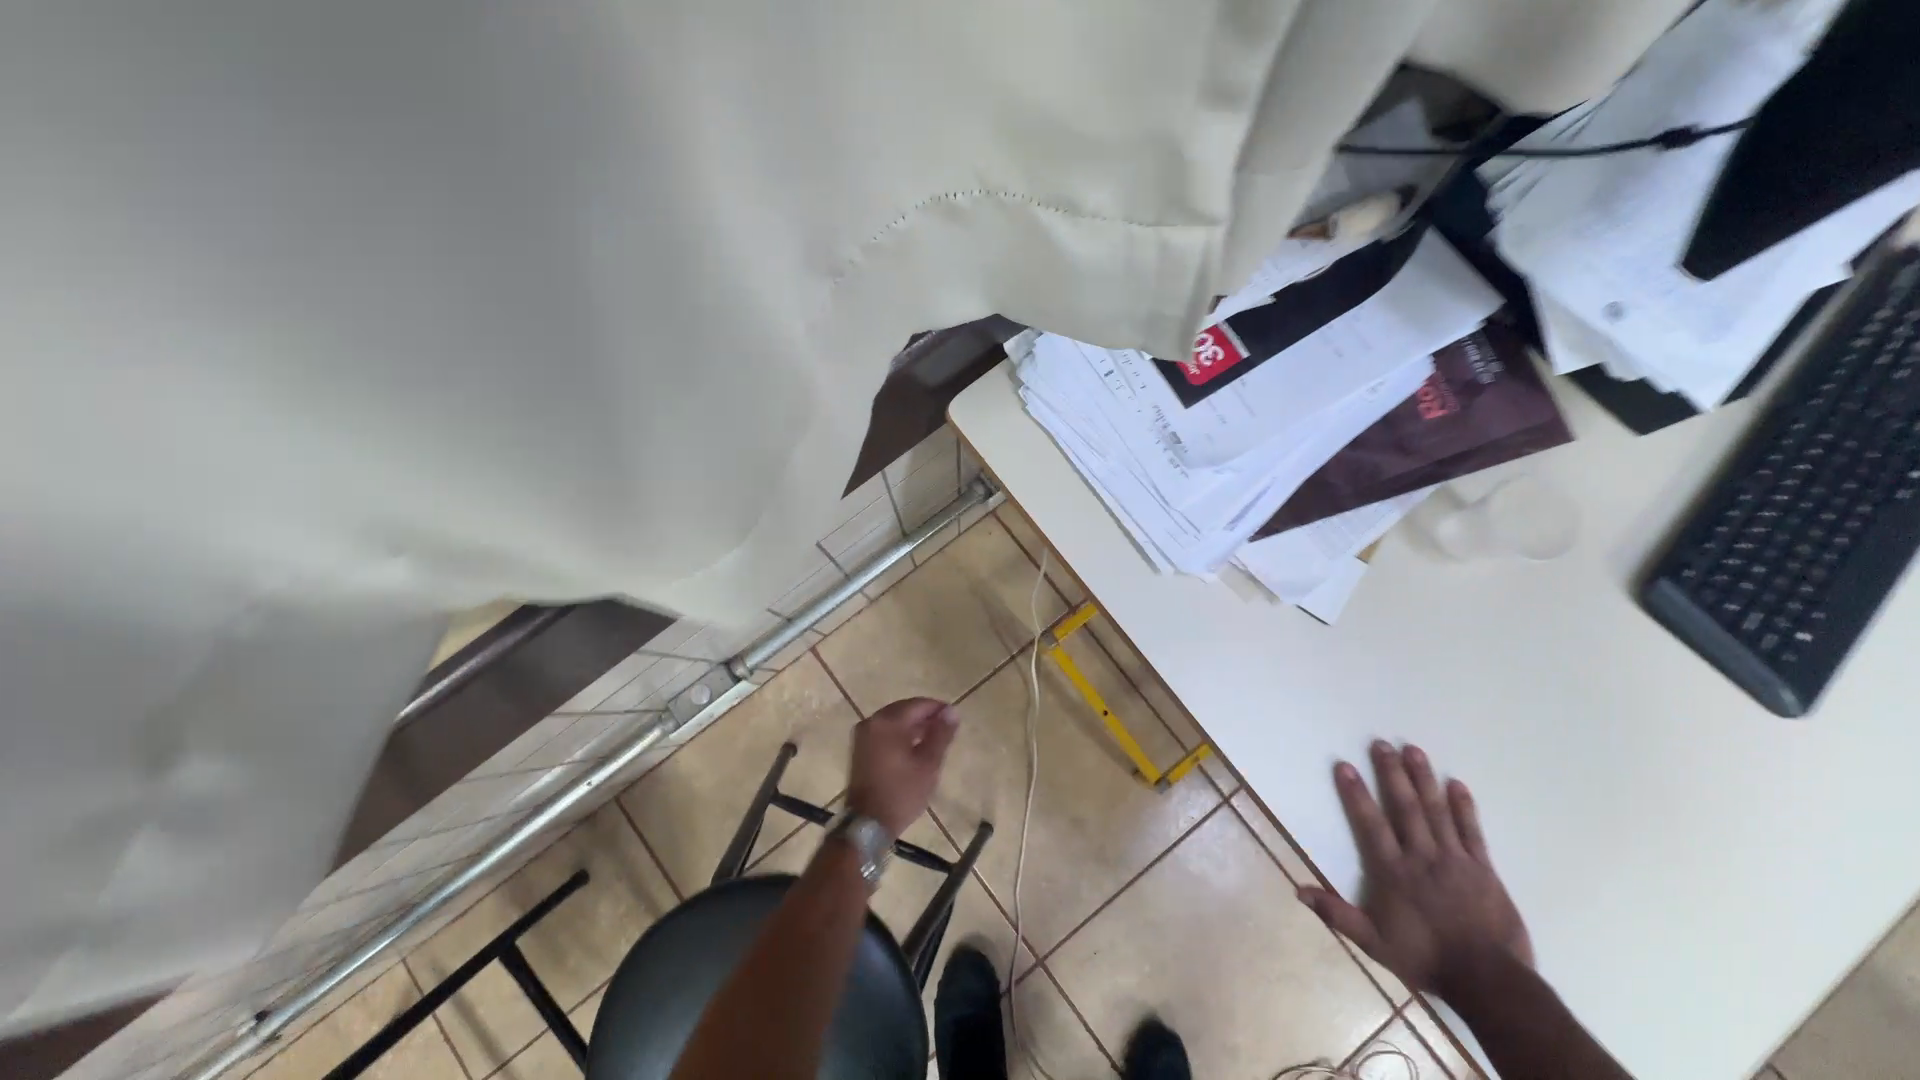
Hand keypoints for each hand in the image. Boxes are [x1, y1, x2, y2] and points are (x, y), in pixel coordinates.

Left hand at [845, 697, 958, 835]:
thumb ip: (941, 734)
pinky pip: (883, 733)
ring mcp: (862, 736)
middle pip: (903, 710)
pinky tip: (914, 748)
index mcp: (887, 722)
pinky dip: (900, 735)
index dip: (938, 709)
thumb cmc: (902, 793)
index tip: (955, 718)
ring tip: (934, 739)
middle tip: (946, 729)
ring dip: (913, 726)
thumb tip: (952, 712)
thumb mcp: (928, 763)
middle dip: (925, 717)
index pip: (918, 705)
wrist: (868, 823)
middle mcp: (871, 722)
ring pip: (893, 721)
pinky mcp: (859, 749)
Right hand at [1298, 741, 1532, 999]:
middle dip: (1391, 773)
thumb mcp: (1373, 943)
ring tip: (1414, 750)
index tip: (1344, 765)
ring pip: (1437, 811)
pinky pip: (1472, 831)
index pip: (1370, 824)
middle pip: (1405, 807)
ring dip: (1424, 779)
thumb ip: (1337, 914)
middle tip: (1382, 743)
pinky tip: (1456, 784)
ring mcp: (1455, 859)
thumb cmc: (1425, 960)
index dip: (1356, 793)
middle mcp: (1422, 857)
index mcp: (1393, 872)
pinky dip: (1464, 806)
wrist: (1488, 979)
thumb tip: (1298, 889)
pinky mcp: (1483, 868)